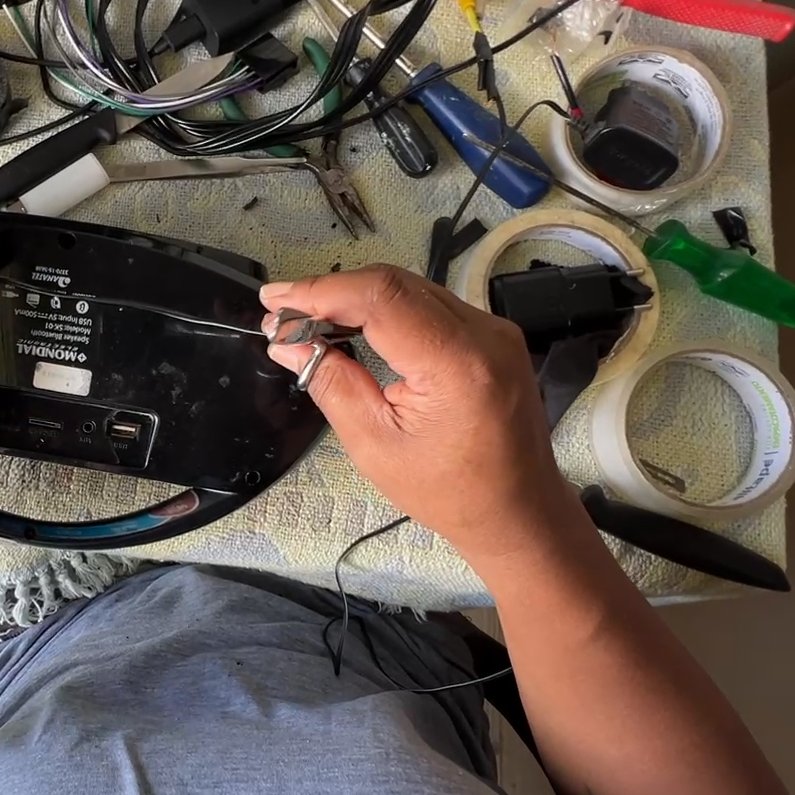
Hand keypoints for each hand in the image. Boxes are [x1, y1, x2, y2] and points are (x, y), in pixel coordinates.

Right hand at [261, 265, 576, 555]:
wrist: (518, 511)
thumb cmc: (448, 492)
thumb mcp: (374, 445)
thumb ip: (331, 384)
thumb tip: (288, 345)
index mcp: (457, 364)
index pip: (380, 298)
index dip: (321, 292)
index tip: (275, 302)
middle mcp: (483, 333)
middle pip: (392, 284)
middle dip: (329, 292)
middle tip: (281, 312)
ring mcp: (491, 330)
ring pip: (407, 288)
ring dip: (351, 297)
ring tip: (304, 318)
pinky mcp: (488, 335)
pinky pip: (424, 304)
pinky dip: (378, 308)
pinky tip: (347, 324)